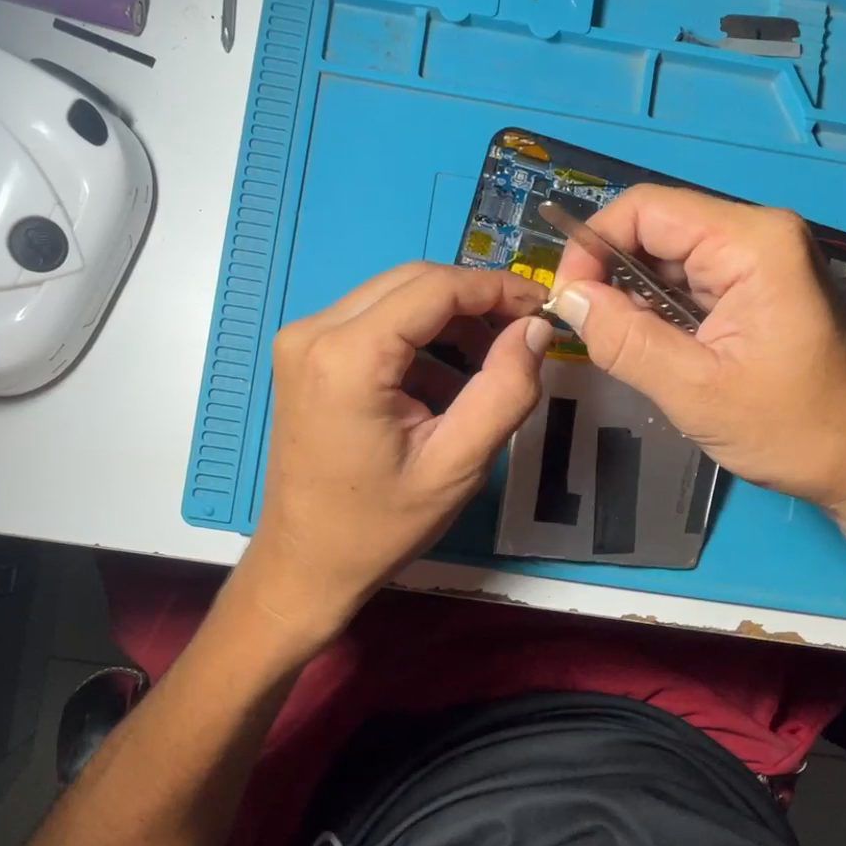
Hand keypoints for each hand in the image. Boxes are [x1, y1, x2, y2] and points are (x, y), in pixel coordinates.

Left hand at [242, 262, 551, 653]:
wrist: (306, 563)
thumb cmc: (378, 526)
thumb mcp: (457, 466)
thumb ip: (504, 391)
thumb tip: (534, 328)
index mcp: (347, 356)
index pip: (434, 287)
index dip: (495, 288)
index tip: (541, 307)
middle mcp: (314, 331)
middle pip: (412, 282)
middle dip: (474, 301)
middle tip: (522, 335)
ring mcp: (303, 341)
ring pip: (394, 297)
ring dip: (447, 321)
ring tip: (488, 368)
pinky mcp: (305, 355)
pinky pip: (373, 322)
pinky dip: (417, 340)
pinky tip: (445, 384)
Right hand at [546, 184, 845, 544]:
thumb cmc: (794, 430)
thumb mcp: (695, 390)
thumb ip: (624, 340)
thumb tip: (567, 299)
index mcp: (753, 243)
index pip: (646, 210)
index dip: (593, 245)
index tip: (567, 300)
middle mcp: (759, 237)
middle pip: (656, 230)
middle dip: (610, 275)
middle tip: (588, 332)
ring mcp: (762, 262)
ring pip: (668, 260)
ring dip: (633, 298)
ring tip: (621, 347)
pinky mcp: (758, 290)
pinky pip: (689, 284)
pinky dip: (658, 312)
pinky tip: (652, 348)